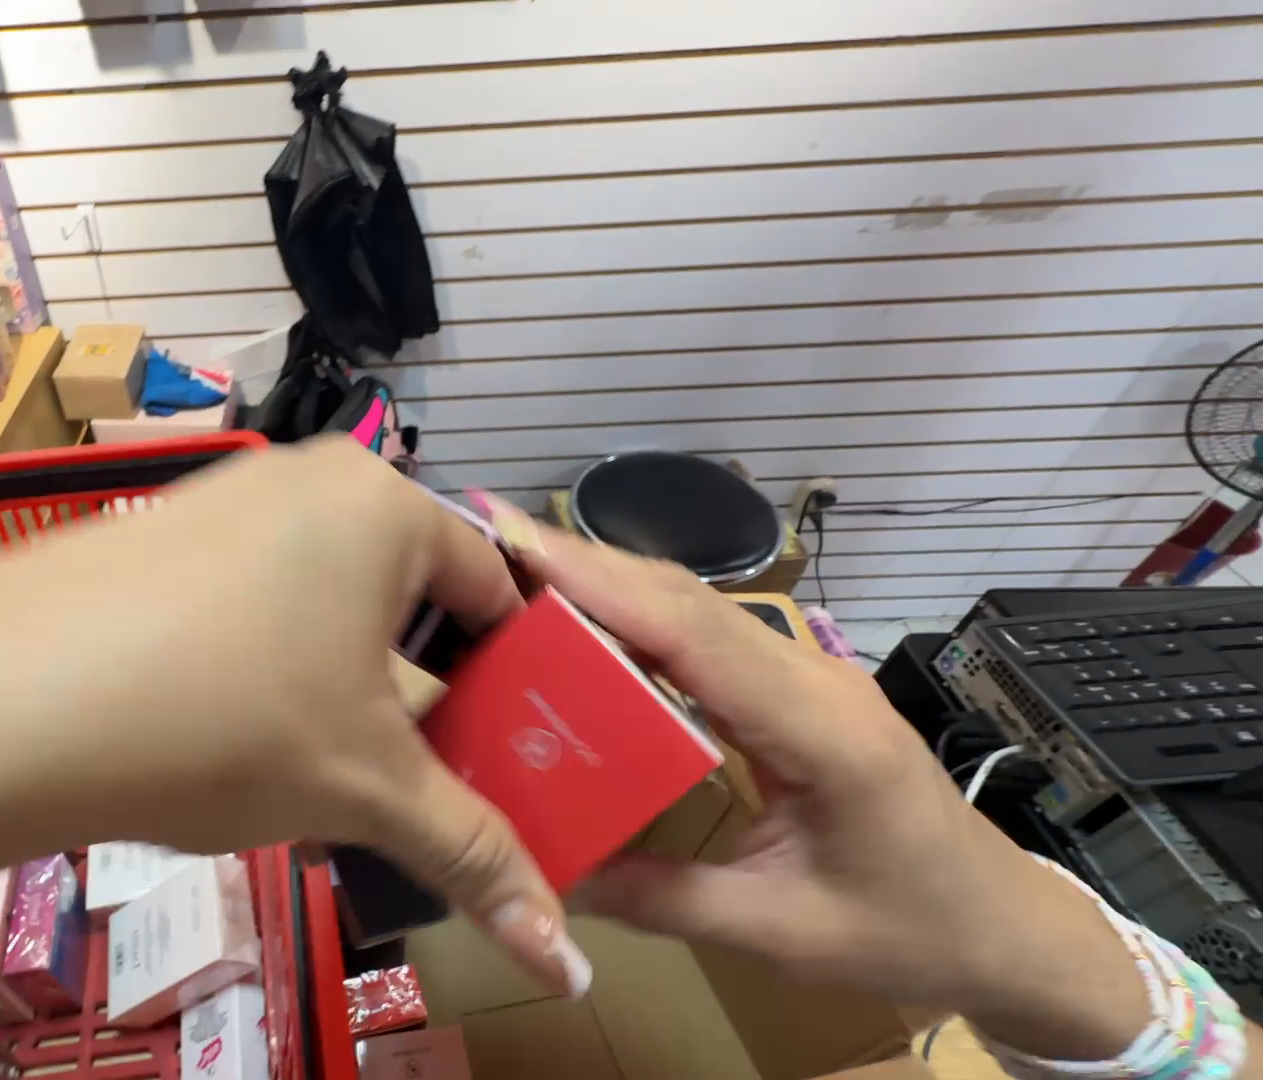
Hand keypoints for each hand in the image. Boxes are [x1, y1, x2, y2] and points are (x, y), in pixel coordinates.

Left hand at [0, 439, 586, 995]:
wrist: (11, 691)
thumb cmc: (229, 715)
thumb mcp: (363, 785)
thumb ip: (473, 856)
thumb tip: (571, 963)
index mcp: (386, 504)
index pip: (493, 588)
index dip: (510, 674)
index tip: (505, 745)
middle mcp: (314, 476)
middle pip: (408, 588)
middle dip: (422, 678)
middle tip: (411, 762)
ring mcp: (234, 491)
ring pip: (331, 590)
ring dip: (346, 671)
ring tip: (320, 751)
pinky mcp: (169, 523)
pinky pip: (259, 583)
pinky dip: (275, 647)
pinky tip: (234, 714)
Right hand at [474, 496, 1150, 1058]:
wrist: (1013, 927)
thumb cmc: (910, 931)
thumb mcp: (780, 932)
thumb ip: (659, 899)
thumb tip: (547, 878)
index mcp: (818, 732)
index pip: (696, 636)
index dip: (605, 586)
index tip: (524, 549)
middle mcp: (807, 677)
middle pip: (684, 598)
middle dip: (586, 564)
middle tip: (495, 546)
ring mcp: (800, 670)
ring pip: (688, 603)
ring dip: (604, 580)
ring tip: (518, 573)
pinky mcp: (784, 680)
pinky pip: (697, 630)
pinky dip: (629, 612)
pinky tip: (580, 618)